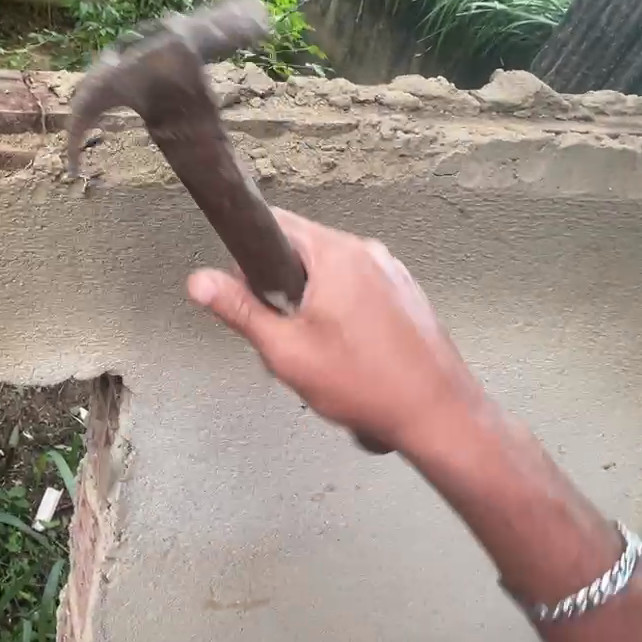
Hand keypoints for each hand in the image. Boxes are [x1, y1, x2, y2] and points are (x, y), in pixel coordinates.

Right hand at [186, 208, 486, 454]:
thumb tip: (198, 281)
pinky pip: (358, 289)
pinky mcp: (407, 294)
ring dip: (312, 302)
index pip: (274, 223)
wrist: (442, 419)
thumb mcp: (284, 350)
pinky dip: (342, 312)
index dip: (249, 257)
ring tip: (319, 350)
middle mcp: (367, 252)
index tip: (248, 292)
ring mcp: (392, 272)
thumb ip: (239, 309)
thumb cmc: (366, 384)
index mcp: (336, 253)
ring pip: (329, 273)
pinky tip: (347, 353)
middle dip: (282, 288)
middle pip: (301, 251)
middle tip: (284, 332)